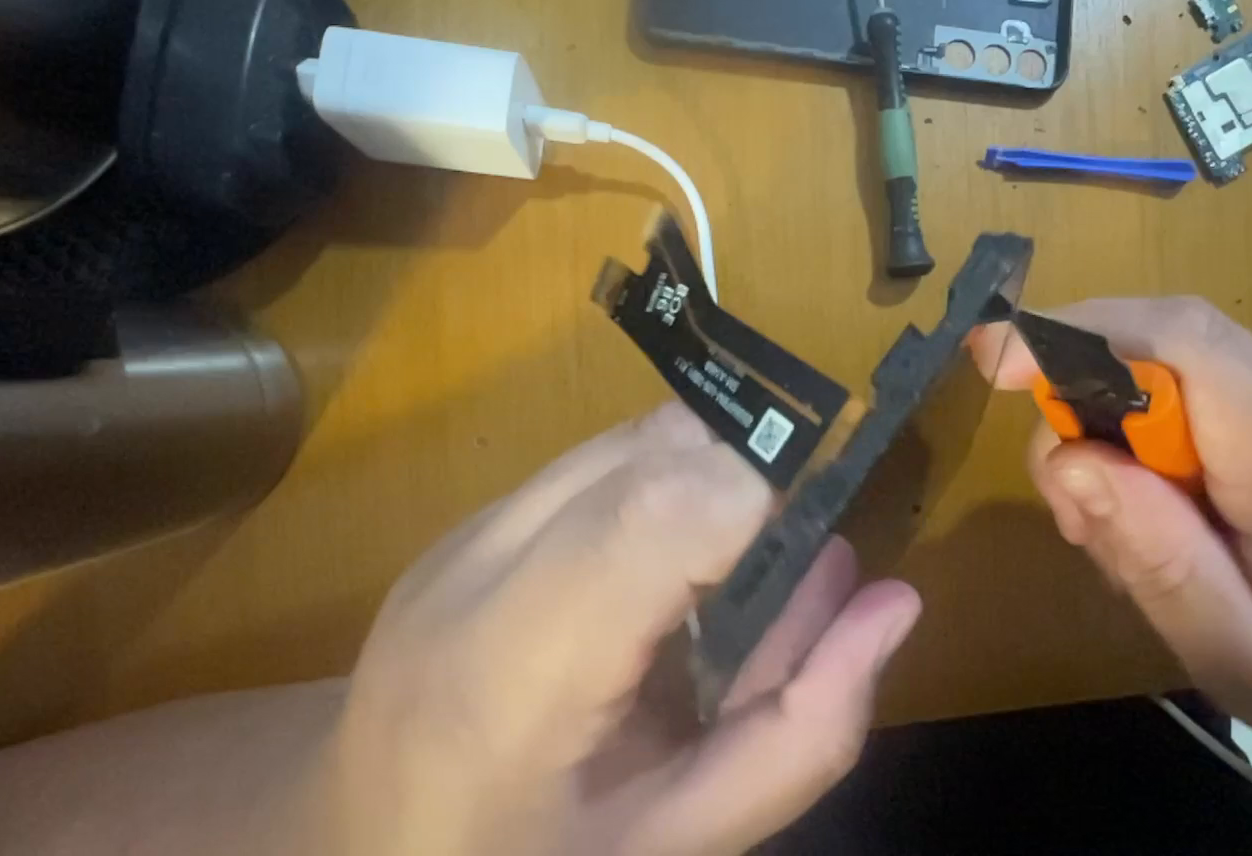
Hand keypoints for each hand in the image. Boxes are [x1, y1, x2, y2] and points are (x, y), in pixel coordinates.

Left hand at [327, 403, 920, 854]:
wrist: (356, 849)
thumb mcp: (678, 846)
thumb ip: (802, 732)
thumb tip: (894, 600)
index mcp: (509, 676)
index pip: (656, 514)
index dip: (762, 495)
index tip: (814, 543)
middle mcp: (476, 568)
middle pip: (658, 450)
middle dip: (754, 483)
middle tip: (777, 578)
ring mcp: (466, 529)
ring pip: (640, 436)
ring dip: (715, 480)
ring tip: (719, 582)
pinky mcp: (475, 514)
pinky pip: (609, 458)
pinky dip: (671, 486)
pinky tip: (662, 571)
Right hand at [970, 298, 1251, 764]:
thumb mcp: (1245, 662)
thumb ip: (1155, 561)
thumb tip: (1067, 459)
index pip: (1178, 337)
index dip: (1073, 331)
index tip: (992, 361)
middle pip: (1156, 349)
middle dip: (1081, 411)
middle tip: (1078, 522)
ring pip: (1174, 369)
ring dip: (1120, 430)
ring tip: (1141, 534)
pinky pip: (1209, 385)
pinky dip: (1162, 429)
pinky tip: (1187, 507)